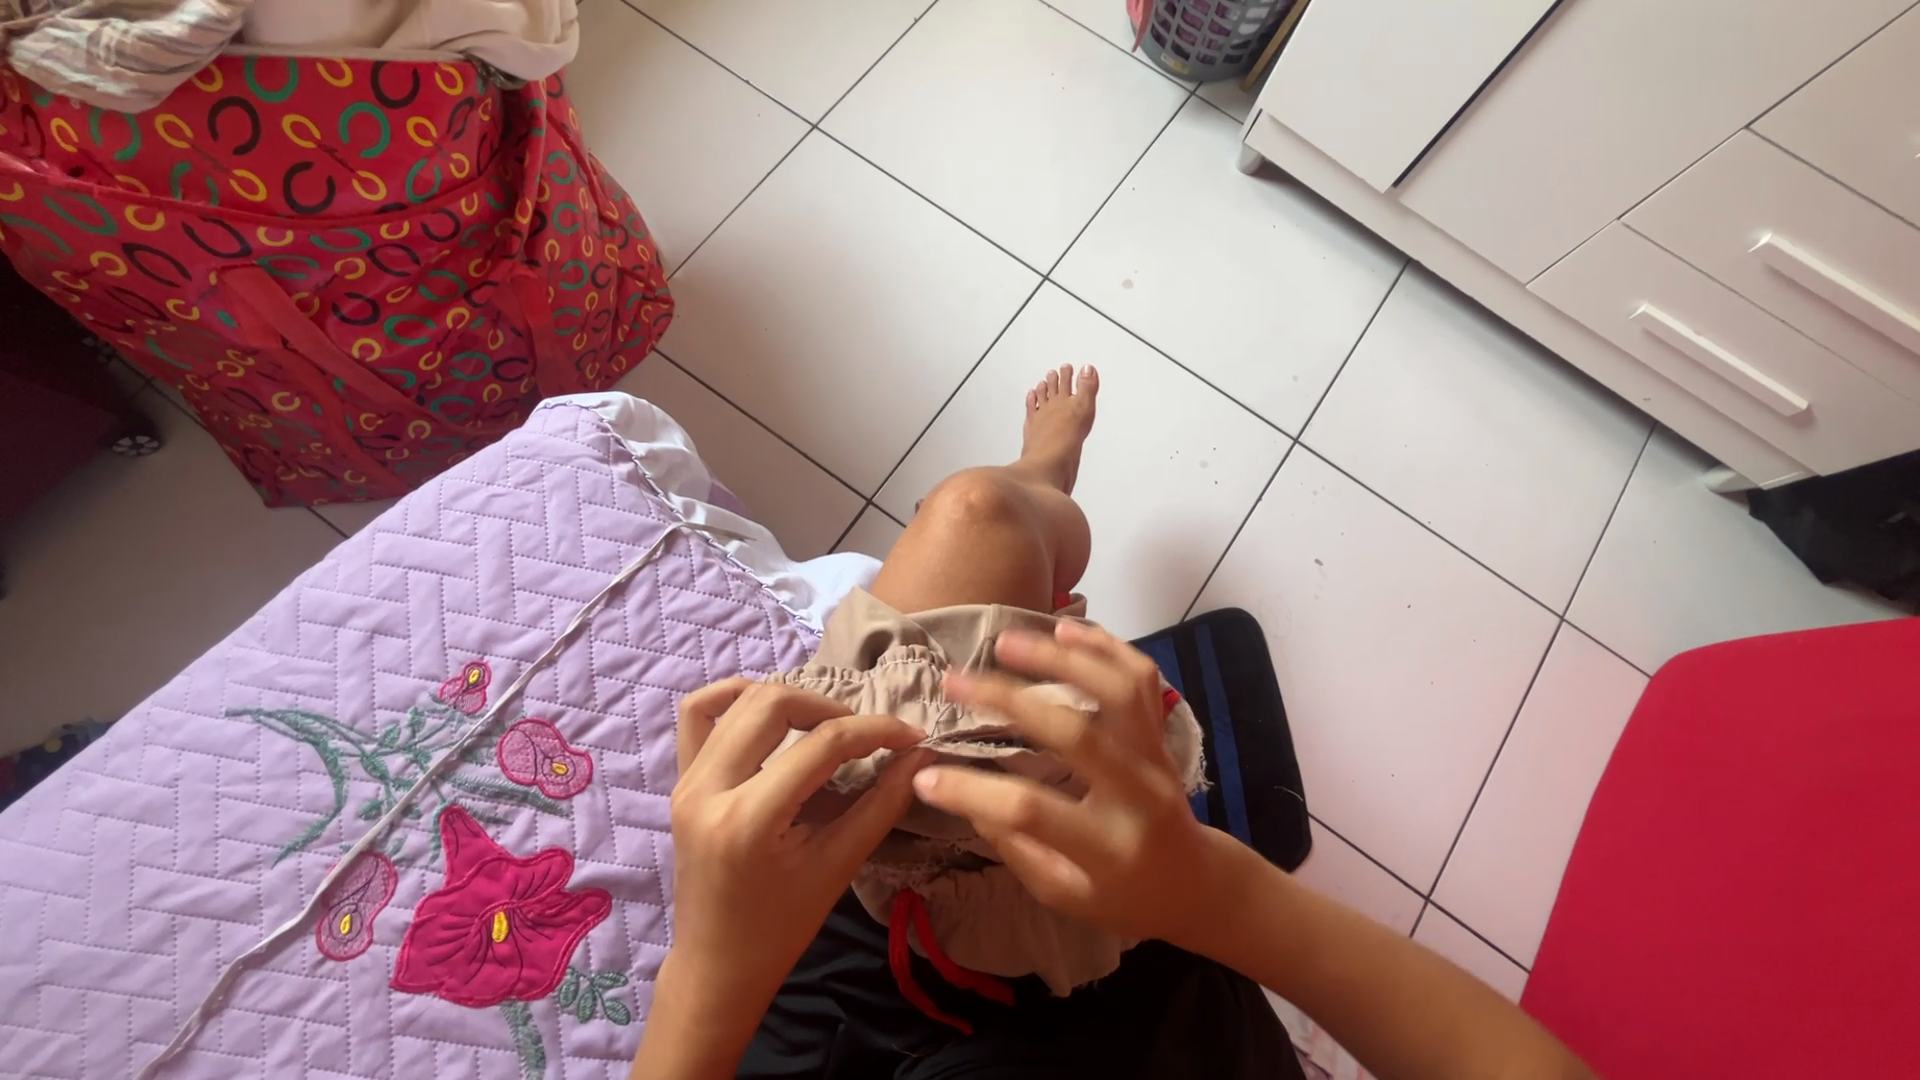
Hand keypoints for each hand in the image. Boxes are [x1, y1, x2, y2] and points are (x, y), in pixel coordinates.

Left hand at [667, 678, 930, 1000]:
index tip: (910, 736)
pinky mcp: (680, 779)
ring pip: (740, 700)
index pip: (822, 745)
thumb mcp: (839, 865)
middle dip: (831, 709)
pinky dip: (734, 696)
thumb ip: (882, 803)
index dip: (875, 730)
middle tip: (863, 736)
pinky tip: (768, 709)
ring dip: (793, 701)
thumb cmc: (783, 926)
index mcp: (748, 819)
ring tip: (826, 727)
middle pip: (775, 704)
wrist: (718, 965)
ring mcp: (687, 780)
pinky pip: (697, 713)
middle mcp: (708, 788)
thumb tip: (920, 755)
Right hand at [913, 622, 1256, 956]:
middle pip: (1075, 733)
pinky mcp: (1162, 731)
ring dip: (1060, 656)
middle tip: (957, 680)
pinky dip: (1105, 645)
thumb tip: (966, 796)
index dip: (972, 791)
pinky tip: (1066, 627)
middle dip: (1008, 699)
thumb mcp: (1063, 893)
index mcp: (1107, 847)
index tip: (925, 776)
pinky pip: (1141, 677)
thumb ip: (1016, 846)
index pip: (1031, 811)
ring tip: (1008, 640)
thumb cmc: (1122, 896)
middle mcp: (1136, 794)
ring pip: (1117, 690)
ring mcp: (1155, 756)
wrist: (1195, 881)